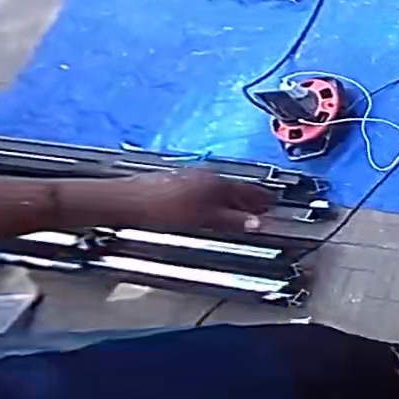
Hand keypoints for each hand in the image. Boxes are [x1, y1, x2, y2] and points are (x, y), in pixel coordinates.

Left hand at [118, 171, 276, 232]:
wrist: (124, 202)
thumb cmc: (166, 210)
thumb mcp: (205, 220)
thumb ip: (233, 220)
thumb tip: (259, 223)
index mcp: (220, 183)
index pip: (251, 191)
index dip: (264, 199)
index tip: (274, 205)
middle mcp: (207, 176)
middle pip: (236, 188)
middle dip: (249, 199)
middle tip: (259, 209)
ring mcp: (190, 176)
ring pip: (219, 188)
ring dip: (231, 199)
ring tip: (235, 210)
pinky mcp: (174, 181)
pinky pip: (204, 189)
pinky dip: (213, 198)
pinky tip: (207, 206)